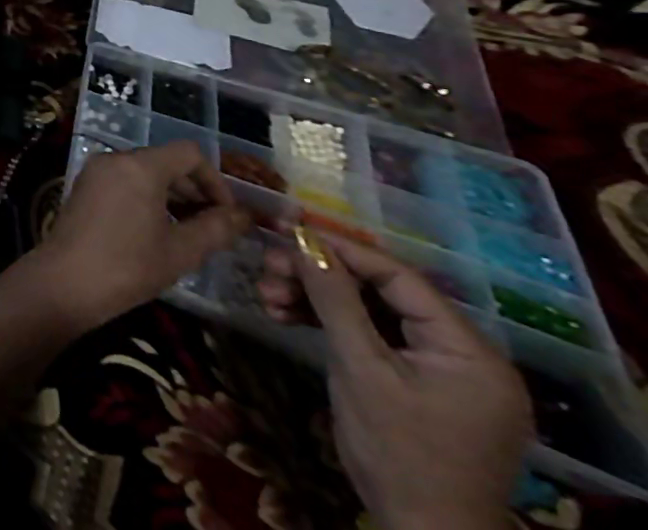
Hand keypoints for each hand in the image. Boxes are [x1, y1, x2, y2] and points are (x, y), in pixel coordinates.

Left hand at [32, 141, 250, 330]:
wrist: (66, 280)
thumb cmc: (128, 264)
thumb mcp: (183, 249)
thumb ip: (217, 227)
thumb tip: (244, 216)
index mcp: (138, 166)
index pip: (189, 153)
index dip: (215, 180)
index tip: (227, 213)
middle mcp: (113, 160)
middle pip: (165, 162)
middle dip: (195, 190)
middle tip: (215, 226)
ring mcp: (94, 172)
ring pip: (145, 173)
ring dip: (173, 196)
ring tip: (192, 232)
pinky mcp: (84, 188)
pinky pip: (124, 182)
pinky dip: (147, 197)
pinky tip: (160, 230)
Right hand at [259, 233, 530, 529]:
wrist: (421, 523)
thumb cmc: (397, 446)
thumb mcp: (361, 368)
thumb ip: (335, 303)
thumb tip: (305, 244)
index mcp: (468, 350)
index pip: (402, 281)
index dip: (344, 252)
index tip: (289, 233)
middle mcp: (461, 354)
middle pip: (381, 296)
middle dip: (319, 278)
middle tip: (266, 267)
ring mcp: (437, 370)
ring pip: (369, 315)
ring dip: (314, 301)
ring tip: (266, 295)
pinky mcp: (412, 383)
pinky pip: (369, 340)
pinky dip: (327, 326)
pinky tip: (284, 316)